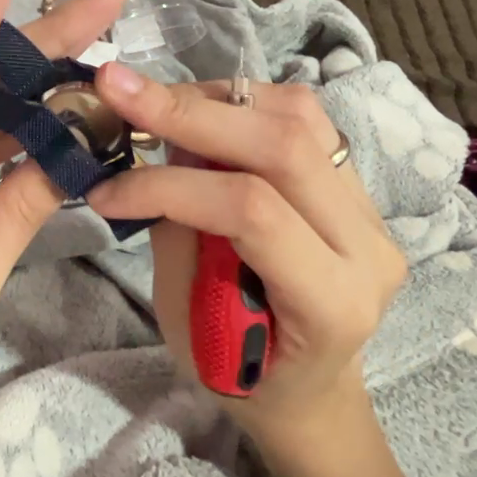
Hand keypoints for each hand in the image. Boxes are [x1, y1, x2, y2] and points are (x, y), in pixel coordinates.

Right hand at [86, 66, 408, 476]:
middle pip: (283, 144)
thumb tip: (153, 152)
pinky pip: (304, 119)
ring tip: (154, 104)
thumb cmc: (238, 373)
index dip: (168, 186)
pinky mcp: (356, 185)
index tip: (105, 191)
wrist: (306, 388)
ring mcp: (371, 210)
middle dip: (187, 110)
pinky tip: (196, 111)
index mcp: (332, 301)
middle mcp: (368, 246)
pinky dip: (240, 101)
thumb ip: (181, 232)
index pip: (252, 211)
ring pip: (299, 116)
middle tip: (115, 88)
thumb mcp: (189, 323)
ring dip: (214, 97)